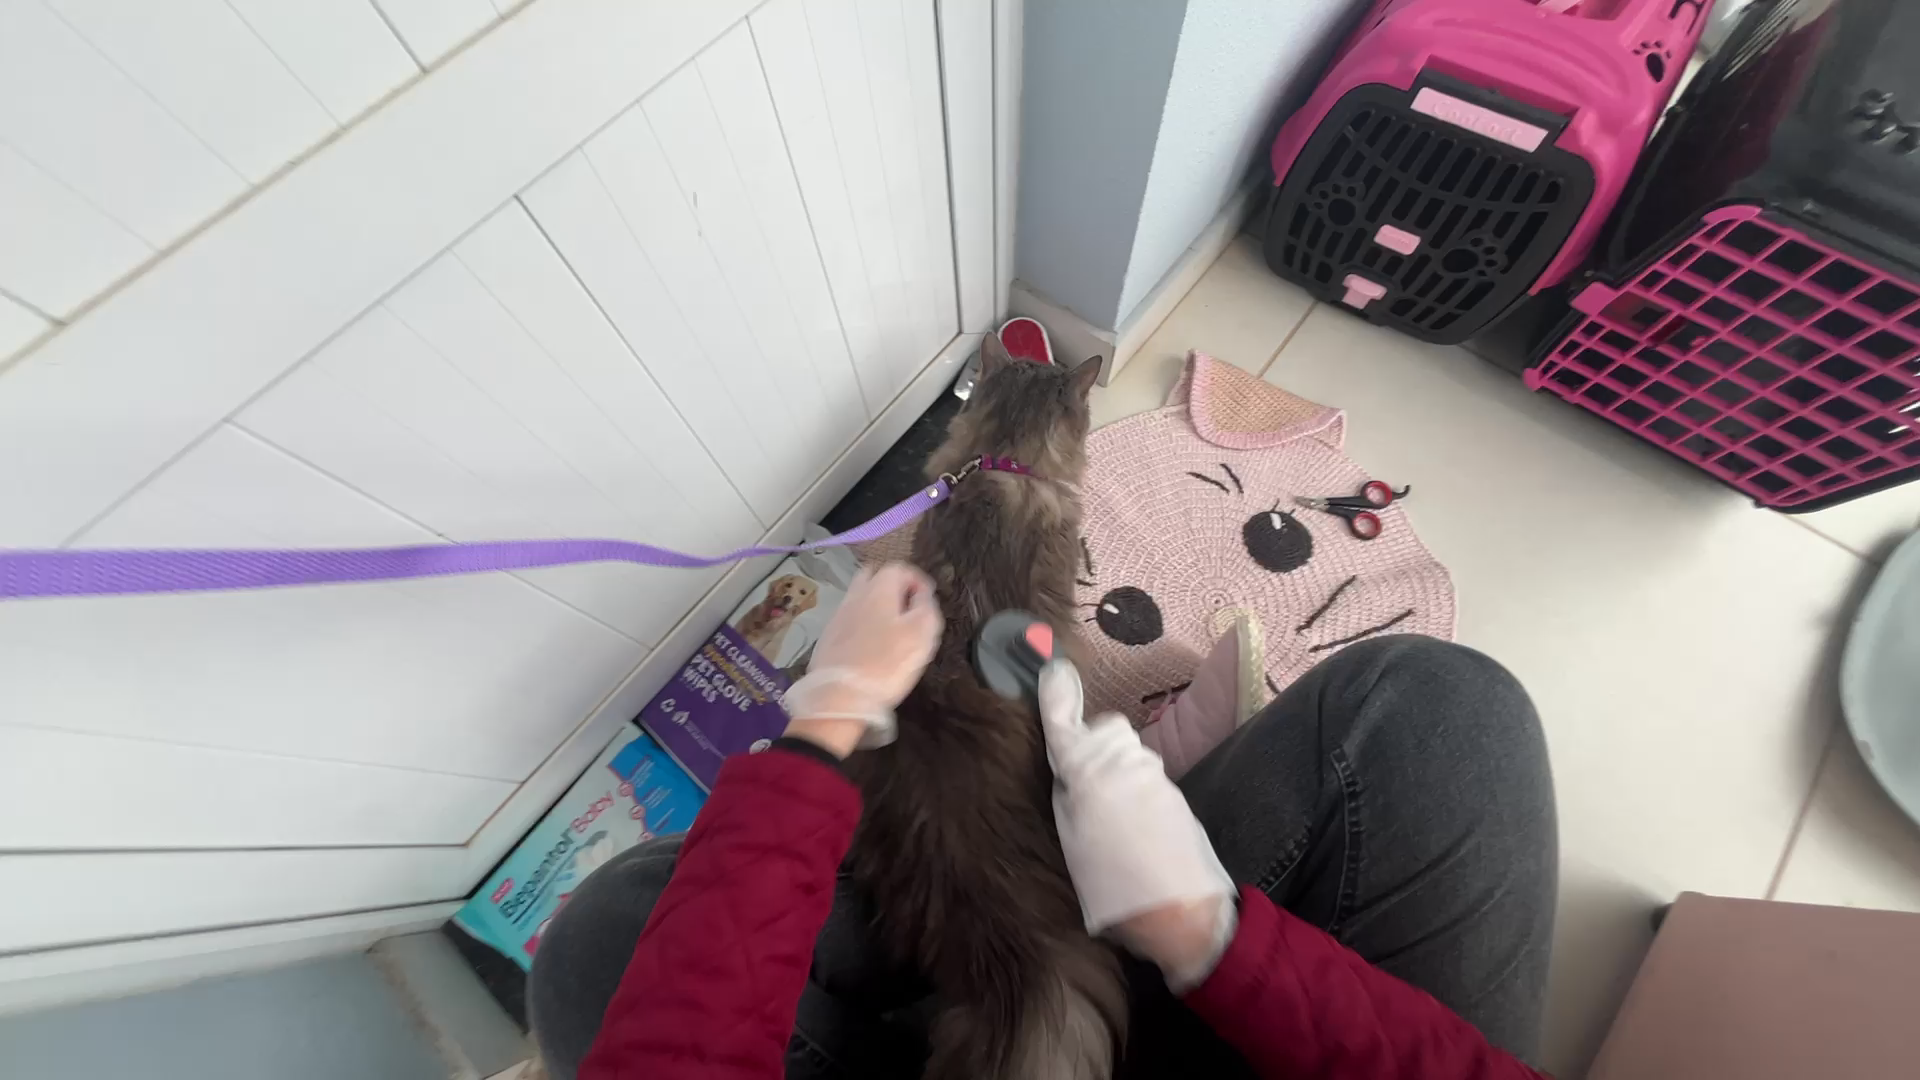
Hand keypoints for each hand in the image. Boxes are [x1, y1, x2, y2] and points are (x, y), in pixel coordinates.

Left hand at [781, 563, 941, 757]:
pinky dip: (863, 622)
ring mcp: (838, 615)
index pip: (899, 568)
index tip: (928, 598)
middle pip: (874, 577)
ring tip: (892, 628)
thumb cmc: (887, 662)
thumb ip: (926, 605)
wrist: (839, 697)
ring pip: (859, 597)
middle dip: (893, 586)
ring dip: (877, 605)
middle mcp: (854, 595)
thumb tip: (922, 593)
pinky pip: (850, 618)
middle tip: (908, 608)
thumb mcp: (923, 632)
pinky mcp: (828, 637)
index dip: (917, 580)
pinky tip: (871, 643)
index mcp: (878, 588)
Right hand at [1039, 659, 1237, 991]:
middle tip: (1083, 782)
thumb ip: (1067, 792)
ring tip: (1110, 816)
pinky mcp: (1173, 788)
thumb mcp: (1070, 840)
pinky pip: (1143, 773)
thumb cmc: (1113, 886)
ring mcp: (1152, 772)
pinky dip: (1134, 787)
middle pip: (1103, 730)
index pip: (1064, 720)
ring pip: (1124, 751)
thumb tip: (1068, 767)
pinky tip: (1134, 826)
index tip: (1052, 668)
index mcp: (1086, 772)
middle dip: (1092, 744)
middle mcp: (1121, 760)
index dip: (1056, 692)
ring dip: (1114, 768)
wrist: (1184, 914)